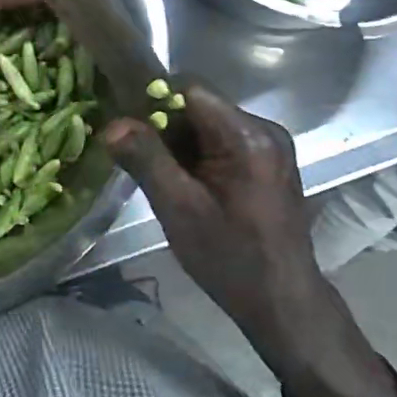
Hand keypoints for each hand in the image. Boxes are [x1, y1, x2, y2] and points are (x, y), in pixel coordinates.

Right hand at [102, 82, 314, 321]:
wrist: (285, 307)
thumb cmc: (231, 259)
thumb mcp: (179, 209)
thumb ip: (145, 160)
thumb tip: (111, 124)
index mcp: (247, 135)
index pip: (189, 89)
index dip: (154, 102)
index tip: (130, 129)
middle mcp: (264, 129)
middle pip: (198, 105)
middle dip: (165, 126)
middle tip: (141, 159)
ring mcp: (270, 145)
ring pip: (207, 122)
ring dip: (179, 141)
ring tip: (163, 175)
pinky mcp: (268, 161)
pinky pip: (221, 139)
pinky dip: (197, 153)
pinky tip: (187, 183)